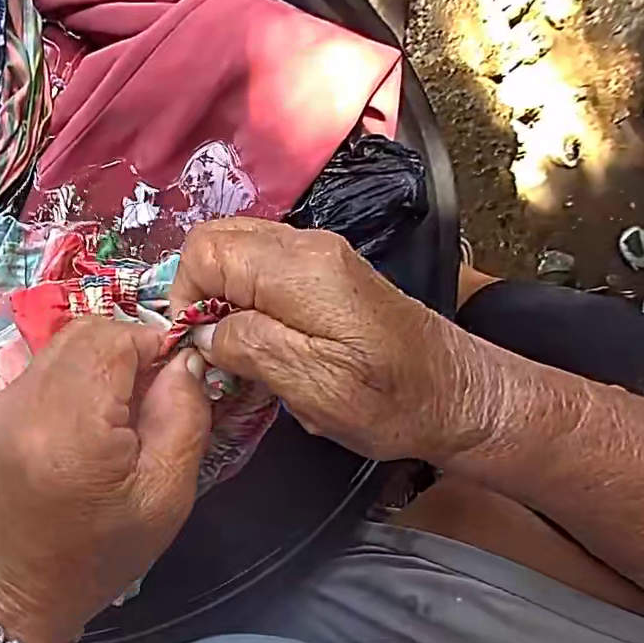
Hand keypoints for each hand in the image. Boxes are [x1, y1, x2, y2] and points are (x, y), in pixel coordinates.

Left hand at [0, 317, 211, 642]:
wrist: (24, 588)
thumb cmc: (104, 550)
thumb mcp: (168, 492)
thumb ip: (184, 413)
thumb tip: (184, 358)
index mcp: (68, 431)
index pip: (114, 340)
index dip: (154, 342)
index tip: (176, 374)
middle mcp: (22, 404)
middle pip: (87, 331)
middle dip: (131, 346)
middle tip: (155, 387)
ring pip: (67, 342)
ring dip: (106, 357)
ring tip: (126, 402)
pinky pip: (48, 363)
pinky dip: (81, 371)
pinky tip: (94, 411)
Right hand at [168, 219, 497, 463]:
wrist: (458, 394)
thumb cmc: (391, 400)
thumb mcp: (315, 388)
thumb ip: (251, 348)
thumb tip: (205, 331)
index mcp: (301, 269)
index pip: (206, 250)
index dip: (185, 296)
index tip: (199, 345)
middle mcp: (308, 245)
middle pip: (218, 241)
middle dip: (201, 293)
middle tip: (217, 347)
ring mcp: (320, 254)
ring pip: (239, 253)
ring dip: (225, 298)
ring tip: (242, 348)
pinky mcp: (327, 271)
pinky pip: (264, 269)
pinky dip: (249, 299)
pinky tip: (268, 339)